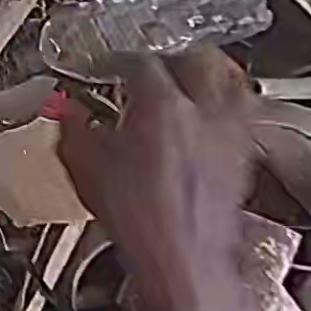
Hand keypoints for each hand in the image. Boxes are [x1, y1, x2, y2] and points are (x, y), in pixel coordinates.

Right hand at [57, 48, 254, 310]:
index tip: (107, 64)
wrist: (179, 257)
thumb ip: (74, 127)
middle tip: (154, 59)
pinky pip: (241, 112)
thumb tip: (66, 110)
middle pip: (201, 59)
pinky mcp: (244, 155)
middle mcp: (203, 113)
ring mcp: (230, 133)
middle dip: (175, 54)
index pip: (141, 62)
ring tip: (187, 77)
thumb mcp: (83, 164)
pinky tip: (204, 116)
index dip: (120, 59)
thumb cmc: (136, 216)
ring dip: (209, 73)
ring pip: (233, 80)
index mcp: (160, 107)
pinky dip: (223, 104)